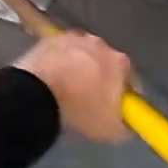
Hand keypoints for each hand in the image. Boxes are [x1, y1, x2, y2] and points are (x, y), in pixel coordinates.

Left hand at [13, 32, 131, 142]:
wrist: (37, 93)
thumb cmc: (81, 110)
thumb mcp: (112, 130)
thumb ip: (128, 124)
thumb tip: (128, 122)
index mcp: (119, 61)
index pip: (130, 77)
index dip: (124, 93)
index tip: (118, 106)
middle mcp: (98, 43)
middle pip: (105, 61)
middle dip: (102, 76)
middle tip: (92, 96)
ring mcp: (72, 38)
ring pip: (82, 53)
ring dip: (80, 65)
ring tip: (70, 86)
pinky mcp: (50, 38)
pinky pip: (61, 51)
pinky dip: (60, 60)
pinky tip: (55, 76)